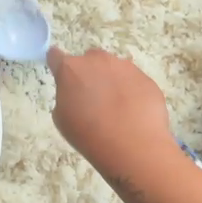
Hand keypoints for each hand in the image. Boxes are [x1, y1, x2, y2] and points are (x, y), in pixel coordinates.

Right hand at [46, 46, 180, 171]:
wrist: (132, 146)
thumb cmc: (88, 134)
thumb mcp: (61, 118)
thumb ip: (66, 96)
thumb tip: (77, 94)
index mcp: (70, 68)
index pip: (55, 56)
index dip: (57, 65)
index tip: (61, 76)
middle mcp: (97, 60)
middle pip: (89, 59)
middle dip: (89, 73)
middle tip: (92, 97)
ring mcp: (125, 67)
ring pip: (114, 68)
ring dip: (111, 81)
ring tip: (117, 108)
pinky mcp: (146, 78)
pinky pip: (134, 81)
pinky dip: (131, 92)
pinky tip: (133, 113)